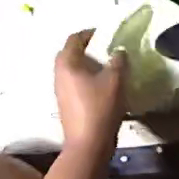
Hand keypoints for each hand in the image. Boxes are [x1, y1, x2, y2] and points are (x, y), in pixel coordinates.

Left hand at [54, 29, 126, 152]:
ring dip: (88, 65)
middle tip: (108, 50)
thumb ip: (118, 60)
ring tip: (108, 68)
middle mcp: (58, 74)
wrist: (88, 145)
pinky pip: (75, 83)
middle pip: (71, 53)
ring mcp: (60, 90)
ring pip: (73, 69)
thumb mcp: (115, 79)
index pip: (74, 38)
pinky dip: (87, 79)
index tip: (107, 36)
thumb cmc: (100, 107)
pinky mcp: (65, 104)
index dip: (90, 33)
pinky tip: (103, 86)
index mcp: (67, 63)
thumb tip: (119, 51)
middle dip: (89, 49)